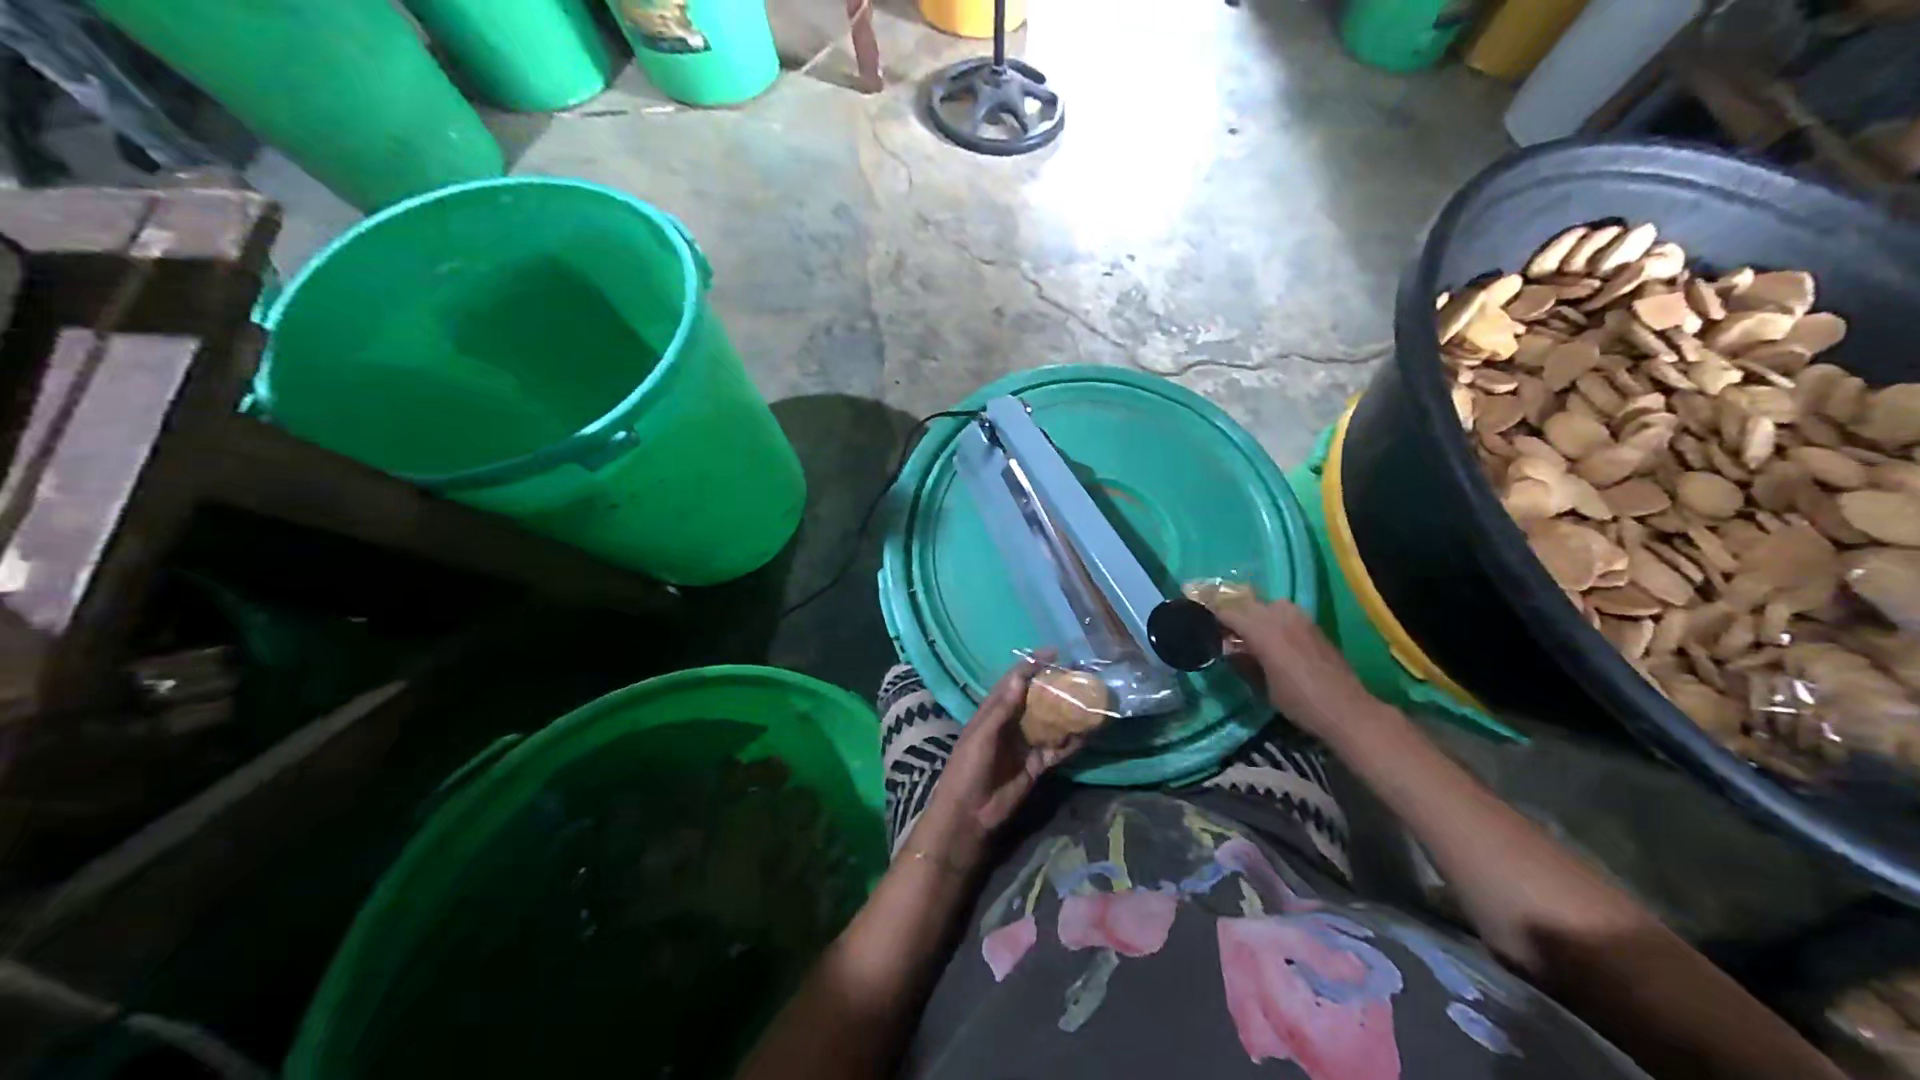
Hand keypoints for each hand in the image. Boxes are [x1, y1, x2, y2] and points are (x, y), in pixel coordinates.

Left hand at [912, 656, 1080, 866]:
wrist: (969, 814)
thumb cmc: (967, 769)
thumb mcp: (981, 736)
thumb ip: (1001, 709)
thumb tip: (1021, 677)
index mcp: (993, 712)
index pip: (1014, 681)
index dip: (1032, 665)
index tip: (1054, 653)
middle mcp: (1011, 723)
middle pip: (1036, 698)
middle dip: (1055, 685)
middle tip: (1079, 673)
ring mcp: (1026, 744)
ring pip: (1051, 722)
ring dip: (1068, 711)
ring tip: (1090, 697)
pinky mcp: (1037, 765)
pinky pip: (1059, 749)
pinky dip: (1073, 741)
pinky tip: (1090, 732)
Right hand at [1210, 598, 1376, 740]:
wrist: (1346, 709)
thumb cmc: (1298, 701)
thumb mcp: (1261, 685)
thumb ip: (1242, 661)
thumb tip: (1227, 648)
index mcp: (1263, 630)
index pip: (1227, 611)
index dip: (1210, 614)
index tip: (1198, 620)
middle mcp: (1280, 615)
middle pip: (1246, 603)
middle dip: (1230, 612)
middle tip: (1217, 627)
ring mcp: (1299, 618)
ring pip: (1265, 605)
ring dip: (1252, 614)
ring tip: (1243, 632)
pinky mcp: (1312, 625)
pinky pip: (1282, 613)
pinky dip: (1269, 619)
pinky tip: (1267, 637)